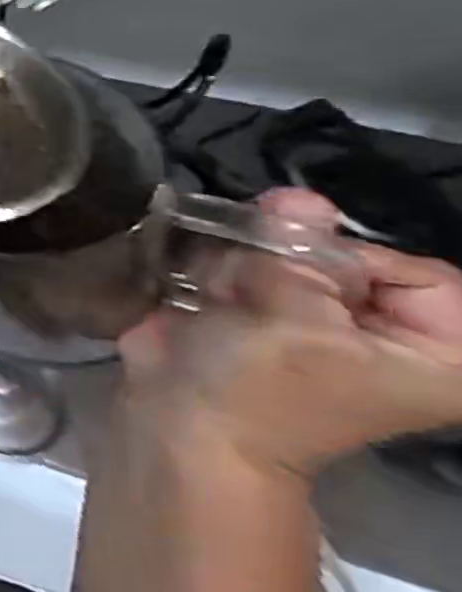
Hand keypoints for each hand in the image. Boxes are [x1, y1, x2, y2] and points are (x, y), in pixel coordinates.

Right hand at [118, 188, 461, 476]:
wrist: (184, 420)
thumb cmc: (260, 385)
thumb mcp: (294, 322)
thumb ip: (297, 256)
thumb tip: (302, 197)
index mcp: (433, 350)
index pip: (418, 272)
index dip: (356, 261)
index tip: (298, 277)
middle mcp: (379, 329)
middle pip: (341, 258)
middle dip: (282, 259)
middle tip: (246, 282)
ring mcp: (311, 318)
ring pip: (281, 256)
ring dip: (240, 265)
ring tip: (218, 295)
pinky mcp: (256, 310)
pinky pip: (243, 266)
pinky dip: (217, 270)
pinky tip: (200, 292)